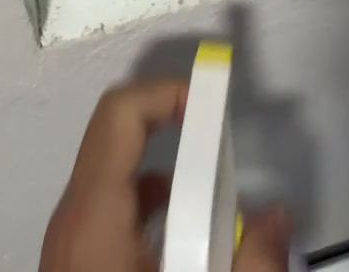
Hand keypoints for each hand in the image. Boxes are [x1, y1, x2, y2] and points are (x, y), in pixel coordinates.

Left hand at [40, 77, 293, 271]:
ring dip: (171, 180)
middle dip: (180, 139)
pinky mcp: (76, 266)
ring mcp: (69, 245)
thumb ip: (256, 265)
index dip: (168, 93)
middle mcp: (73, 220)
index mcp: (93, 217)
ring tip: (217, 212)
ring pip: (120, 180)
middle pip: (120, 140)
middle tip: (226, 155)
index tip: (214, 103)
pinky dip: (154, 212)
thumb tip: (279, 218)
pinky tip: (190, 250)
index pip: (120, 115)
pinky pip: (115, 214)